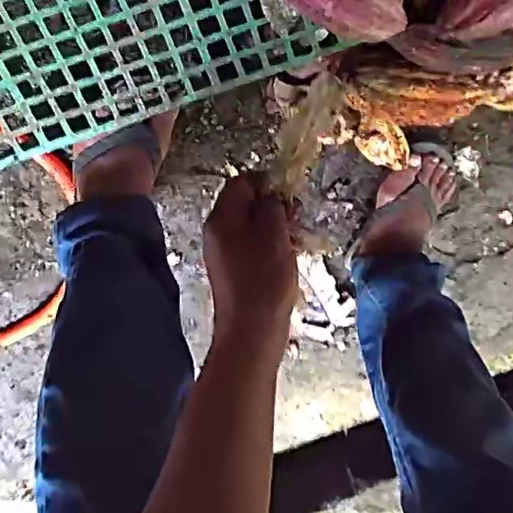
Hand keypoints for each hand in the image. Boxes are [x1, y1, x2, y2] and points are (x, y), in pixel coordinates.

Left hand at [202, 174, 298, 346]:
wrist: (251, 331)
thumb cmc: (264, 278)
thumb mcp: (274, 233)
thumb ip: (271, 205)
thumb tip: (271, 193)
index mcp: (222, 218)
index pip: (241, 182)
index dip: (267, 182)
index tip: (290, 194)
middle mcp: (216, 231)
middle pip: (245, 204)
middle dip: (272, 207)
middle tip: (295, 219)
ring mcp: (222, 252)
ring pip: (250, 226)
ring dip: (274, 227)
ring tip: (295, 240)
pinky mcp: (232, 270)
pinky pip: (251, 246)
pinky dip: (269, 245)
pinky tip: (287, 257)